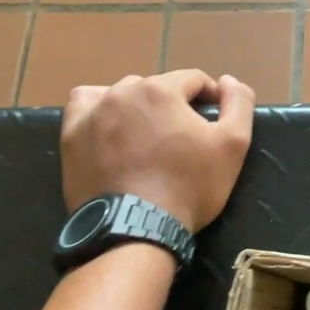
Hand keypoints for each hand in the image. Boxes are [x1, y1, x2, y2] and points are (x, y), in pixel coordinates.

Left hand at [59, 70, 256, 232]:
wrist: (135, 229)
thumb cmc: (189, 185)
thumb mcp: (233, 144)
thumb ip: (238, 103)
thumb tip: (227, 81)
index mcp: (160, 89)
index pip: (193, 80)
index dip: (210, 97)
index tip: (214, 121)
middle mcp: (122, 92)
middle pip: (158, 86)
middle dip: (174, 104)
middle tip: (183, 136)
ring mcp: (92, 113)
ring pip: (123, 94)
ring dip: (139, 106)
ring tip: (149, 135)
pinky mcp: (71, 136)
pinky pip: (84, 106)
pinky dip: (100, 109)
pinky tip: (110, 126)